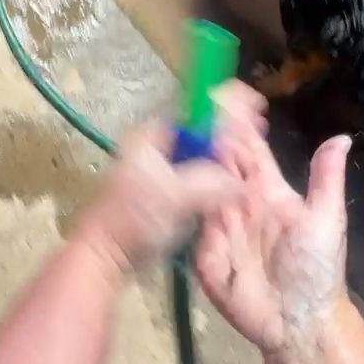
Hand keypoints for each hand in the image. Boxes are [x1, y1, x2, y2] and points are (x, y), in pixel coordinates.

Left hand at [78, 124, 241, 271]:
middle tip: (258, 130)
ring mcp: (159, 172)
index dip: (225, 108)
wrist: (105, 256)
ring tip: (253, 157)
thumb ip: (212, 181)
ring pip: (200, 156)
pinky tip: (236, 183)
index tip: (254, 108)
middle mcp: (155, 148)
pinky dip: (216, 178)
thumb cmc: (133, 219)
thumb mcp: (176, 195)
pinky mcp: (165, 196)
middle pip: (199, 132)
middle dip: (229, 132)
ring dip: (224, 156)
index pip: (194, 111)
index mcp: (151, 137)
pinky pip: (197, 179)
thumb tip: (244, 183)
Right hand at [193, 83, 350, 363]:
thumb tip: (341, 136)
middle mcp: (239, 203)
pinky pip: (188, 224)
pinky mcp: (203, 251)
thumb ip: (326, 178)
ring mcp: (218, 227)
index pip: (248, 151)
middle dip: (203, 136)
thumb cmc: (316, 271)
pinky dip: (176, 203)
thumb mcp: (327, 220)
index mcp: (268, 191)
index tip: (221, 96)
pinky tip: (161, 181)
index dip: (237, 125)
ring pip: (198, 188)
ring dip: (186, 163)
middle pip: (217, 163)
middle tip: (185, 106)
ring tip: (169, 134)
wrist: (298, 321)